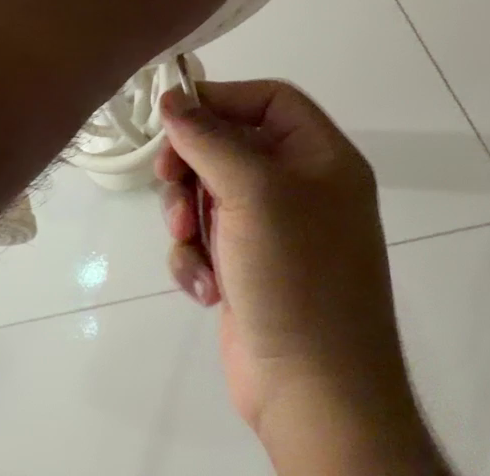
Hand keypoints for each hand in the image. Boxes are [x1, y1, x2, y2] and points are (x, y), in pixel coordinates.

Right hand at [157, 80, 450, 474]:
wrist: (315, 392)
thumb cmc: (294, 276)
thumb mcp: (252, 192)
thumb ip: (207, 137)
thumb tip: (171, 97)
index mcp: (321, 158)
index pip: (270, 98)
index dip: (221, 98)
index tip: (173, 115)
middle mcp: (300, 188)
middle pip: (227, 144)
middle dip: (191, 166)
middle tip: (169, 182)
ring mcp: (274, 231)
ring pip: (206, 192)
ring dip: (187, 216)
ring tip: (190, 243)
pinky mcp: (248, 268)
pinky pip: (205, 237)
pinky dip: (195, 256)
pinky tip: (205, 286)